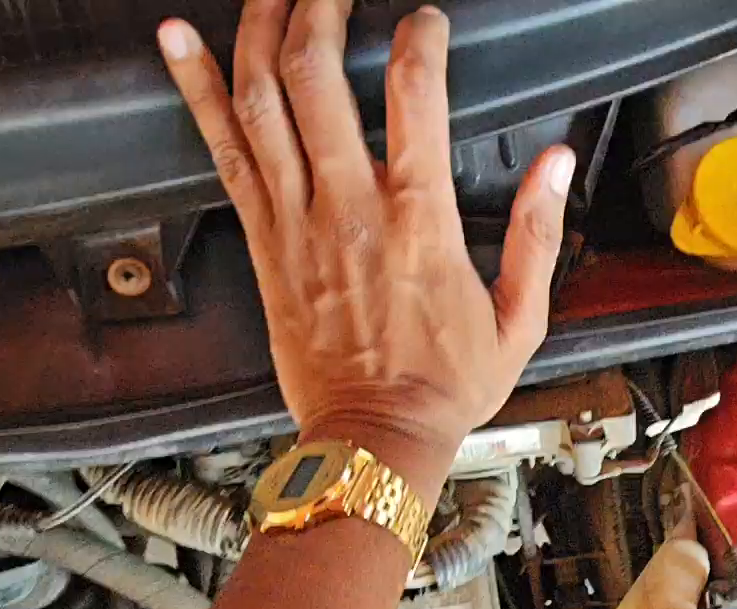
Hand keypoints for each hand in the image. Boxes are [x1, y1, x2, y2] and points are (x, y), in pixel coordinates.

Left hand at [158, 1, 575, 483]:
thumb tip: (556, 165)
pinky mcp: (264, 245)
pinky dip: (197, 90)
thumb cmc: (446, 386)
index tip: (425, 24)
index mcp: (422, 223)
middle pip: (319, 74)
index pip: (416, 95)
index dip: (420, 40)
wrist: (376, 436)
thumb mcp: (520, 322)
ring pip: (263, 98)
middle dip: (321, 8)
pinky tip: (180, 40)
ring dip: (263, 28)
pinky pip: (224, 152)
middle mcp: (352, 208)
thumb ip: (538, 237)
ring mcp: (298, 223)